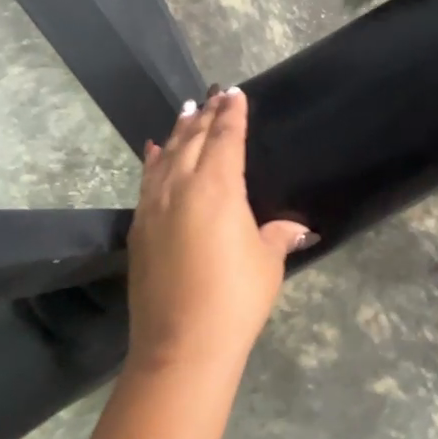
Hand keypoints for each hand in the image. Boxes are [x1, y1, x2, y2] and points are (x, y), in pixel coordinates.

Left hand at [128, 87, 313, 372]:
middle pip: (194, 139)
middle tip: (214, 95)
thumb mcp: (267, 262)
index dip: (232, 114)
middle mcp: (182, 186)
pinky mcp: (139, 228)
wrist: (180, 344)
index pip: (226, 138)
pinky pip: (148, 181)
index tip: (235, 94)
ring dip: (179, 131)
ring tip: (187, 111)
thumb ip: (277, 235)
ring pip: (167, 156)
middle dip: (207, 115)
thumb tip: (298, 229)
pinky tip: (155, 151)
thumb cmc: (235, 298)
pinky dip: (154, 161)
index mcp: (218, 186)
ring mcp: (154, 206)